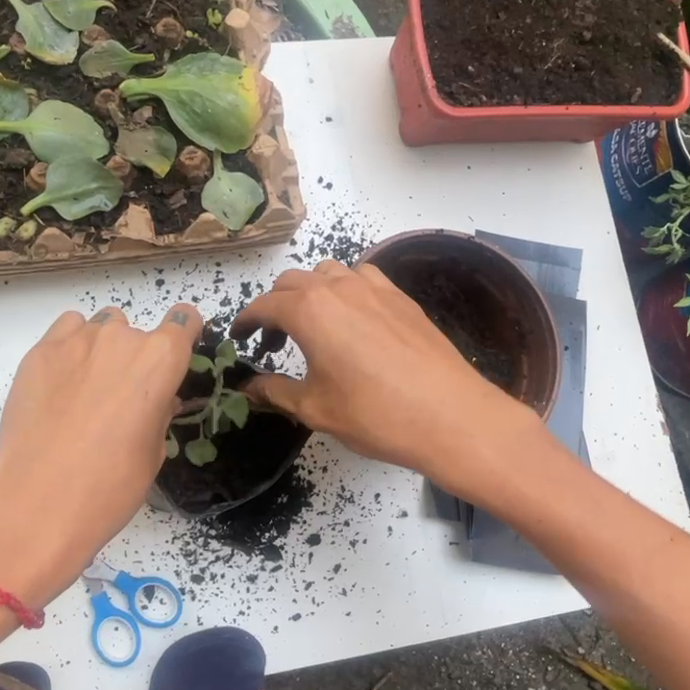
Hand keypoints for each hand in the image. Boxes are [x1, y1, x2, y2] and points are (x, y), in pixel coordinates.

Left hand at [0, 304, 202, 603]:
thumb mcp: (152, 453)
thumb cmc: (110, 485)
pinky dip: (70, 349)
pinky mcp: (39, 351)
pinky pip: (65, 332)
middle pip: (137, 332)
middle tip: (120, 400)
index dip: (182, 336)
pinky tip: (61, 383)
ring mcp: (77, 341)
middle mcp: (122, 339)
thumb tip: (157, 401)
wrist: (38, 500)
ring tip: (86, 391)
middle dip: (134, 359)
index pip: (184, 322)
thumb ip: (159, 414)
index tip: (173, 357)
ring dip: (101, 350)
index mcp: (161, 360)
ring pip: (100, 328)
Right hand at [230, 262, 540, 493]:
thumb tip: (248, 387)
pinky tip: (353, 320)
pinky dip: (346, 289)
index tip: (239, 337)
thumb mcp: (314, 408)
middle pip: (293, 283)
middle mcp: (338, 288)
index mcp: (309, 311)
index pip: (264, 305)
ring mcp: (375, 288)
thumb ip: (275, 391)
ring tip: (312, 326)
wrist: (450, 416)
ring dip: (310, 292)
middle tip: (272, 341)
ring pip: (329, 273)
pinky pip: (363, 278)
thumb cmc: (375, 414)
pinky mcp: (402, 298)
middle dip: (275, 307)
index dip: (245, 320)